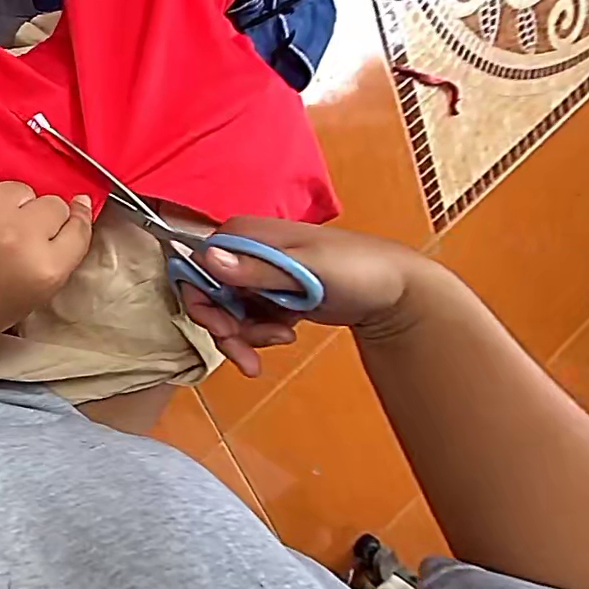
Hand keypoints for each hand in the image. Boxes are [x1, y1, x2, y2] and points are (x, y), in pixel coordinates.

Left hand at [0, 178, 93, 356]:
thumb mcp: (31, 297)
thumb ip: (60, 256)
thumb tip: (80, 205)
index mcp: (42, 269)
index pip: (78, 227)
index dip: (74, 222)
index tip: (71, 217)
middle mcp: (18, 234)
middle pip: (53, 204)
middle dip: (39, 219)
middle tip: (15, 241)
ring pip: (20, 189)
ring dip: (11, 206)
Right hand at [179, 216, 440, 376]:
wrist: (393, 291)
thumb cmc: (356, 270)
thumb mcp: (304, 270)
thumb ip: (255, 268)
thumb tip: (208, 258)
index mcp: (244, 234)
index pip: (195, 267)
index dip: (201, 302)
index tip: (223, 329)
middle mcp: (243, 250)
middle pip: (208, 296)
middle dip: (226, 328)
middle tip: (247, 353)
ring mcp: (255, 273)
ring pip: (226, 313)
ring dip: (247, 336)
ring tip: (283, 338)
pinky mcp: (267, 293)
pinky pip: (246, 320)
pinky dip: (260, 334)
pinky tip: (288, 334)